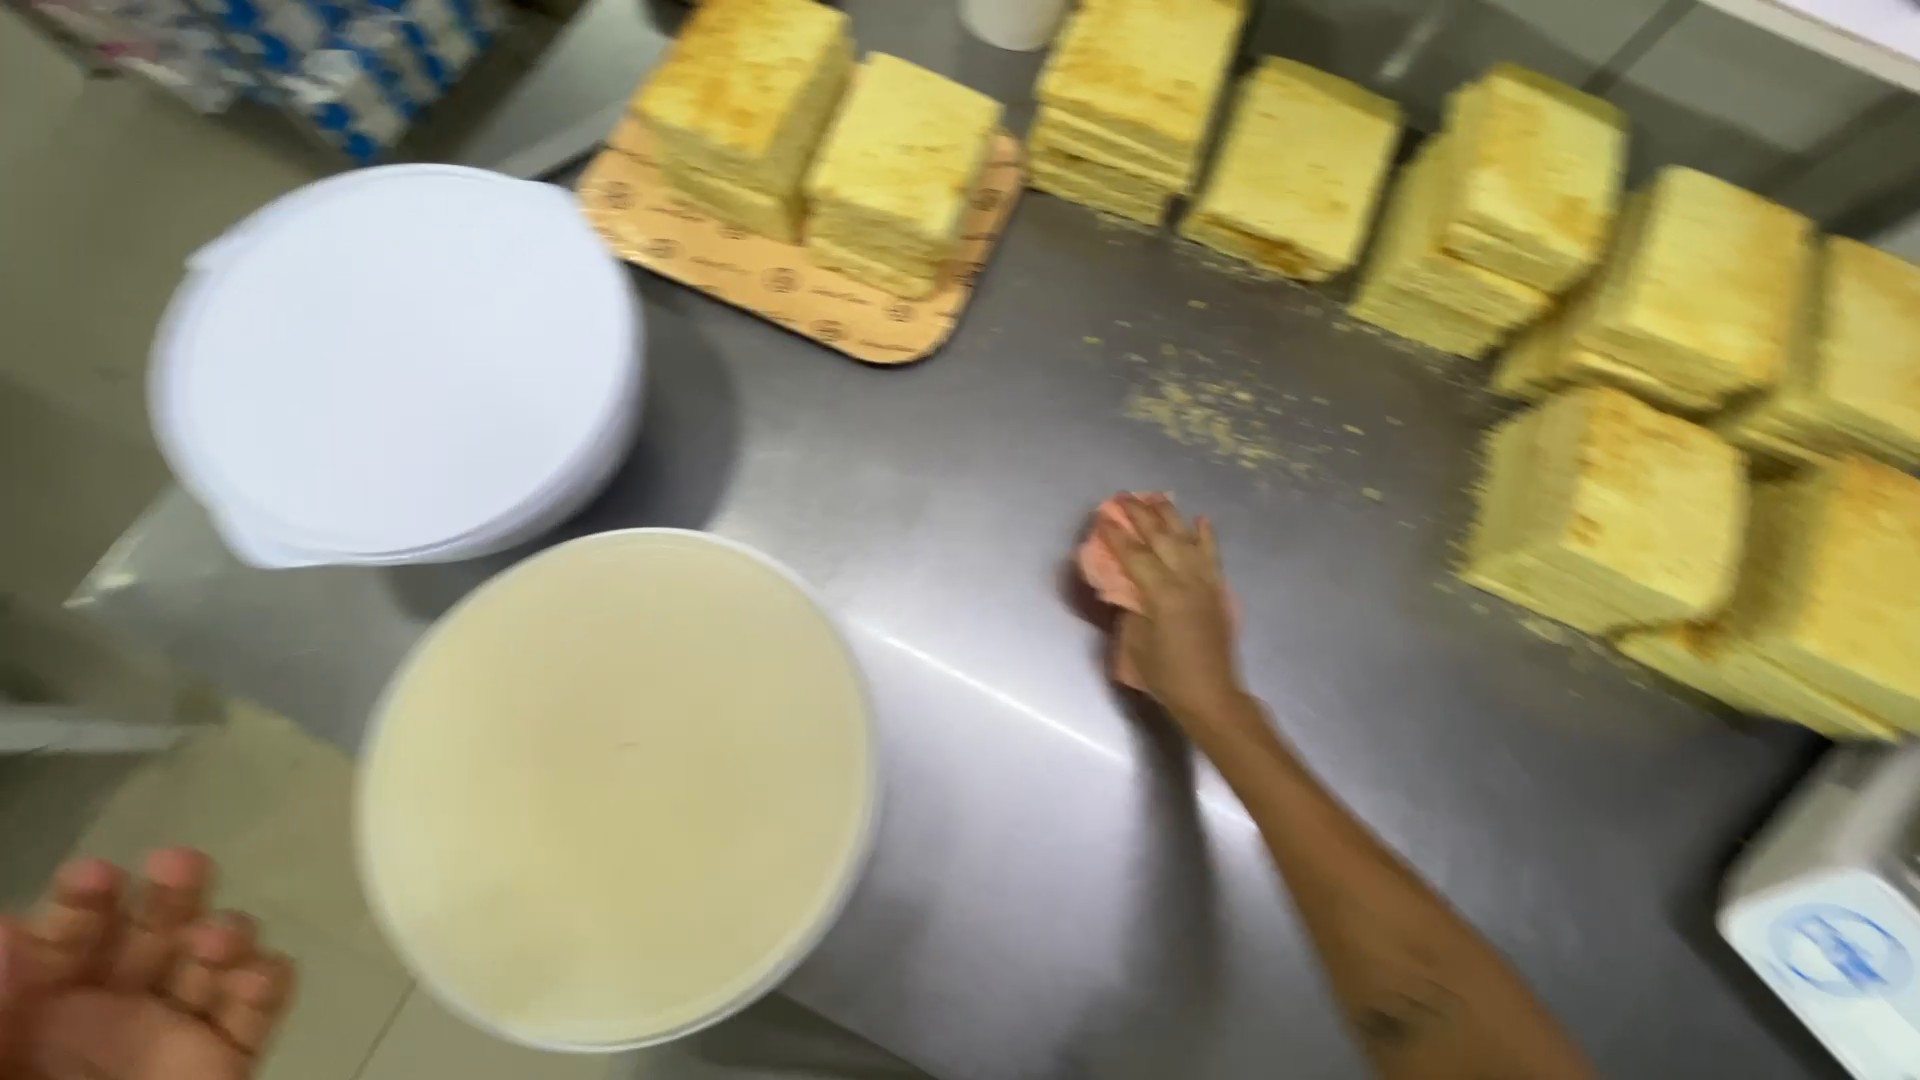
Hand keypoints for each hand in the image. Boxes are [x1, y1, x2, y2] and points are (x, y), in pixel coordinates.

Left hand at [0, 848, 295, 1079]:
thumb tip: (9, 931)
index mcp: (32, 1017)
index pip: (69, 940)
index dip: (84, 905)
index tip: (94, 876)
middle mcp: (108, 1018)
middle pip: (154, 936)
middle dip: (173, 896)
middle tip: (180, 863)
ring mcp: (172, 1038)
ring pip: (215, 963)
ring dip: (225, 936)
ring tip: (216, 936)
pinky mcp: (223, 1063)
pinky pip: (257, 1016)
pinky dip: (265, 986)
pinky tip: (254, 973)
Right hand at [1096, 494, 1247, 728]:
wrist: (1210, 694)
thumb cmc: (1165, 674)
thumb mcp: (1135, 642)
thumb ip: (1131, 607)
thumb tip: (1129, 585)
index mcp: (1161, 593)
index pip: (1134, 555)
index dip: (1116, 534)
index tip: (1103, 516)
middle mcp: (1186, 580)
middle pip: (1161, 538)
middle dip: (1141, 515)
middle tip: (1124, 496)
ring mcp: (1206, 583)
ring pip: (1187, 539)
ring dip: (1170, 516)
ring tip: (1156, 497)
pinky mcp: (1218, 591)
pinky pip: (1212, 556)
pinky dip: (1207, 536)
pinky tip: (1201, 519)